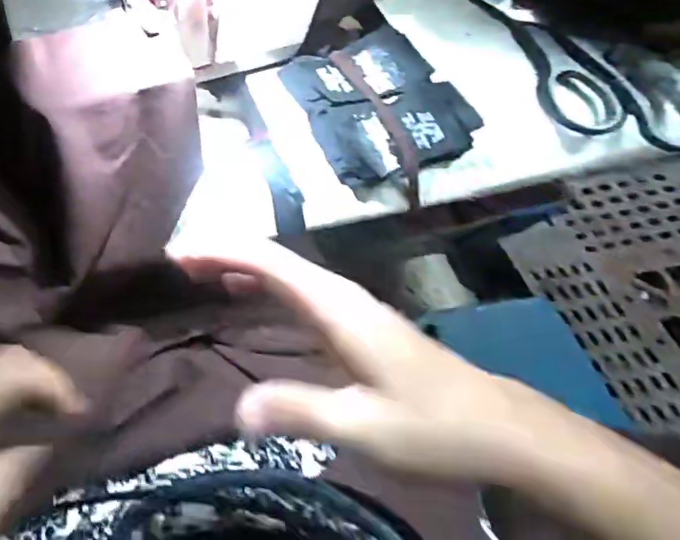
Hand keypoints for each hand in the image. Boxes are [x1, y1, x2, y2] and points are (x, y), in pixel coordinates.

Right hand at [170, 237, 608, 487]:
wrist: (505, 429)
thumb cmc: (435, 424)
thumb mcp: (366, 427)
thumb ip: (299, 411)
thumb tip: (235, 408)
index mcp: (333, 302)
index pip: (263, 258)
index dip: (216, 250)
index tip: (175, 255)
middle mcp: (334, 291)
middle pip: (265, 254)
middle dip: (217, 251)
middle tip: (174, 264)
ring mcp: (342, 303)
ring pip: (276, 267)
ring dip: (234, 265)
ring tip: (194, 275)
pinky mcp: (347, 319)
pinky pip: (288, 286)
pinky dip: (254, 283)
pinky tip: (240, 297)